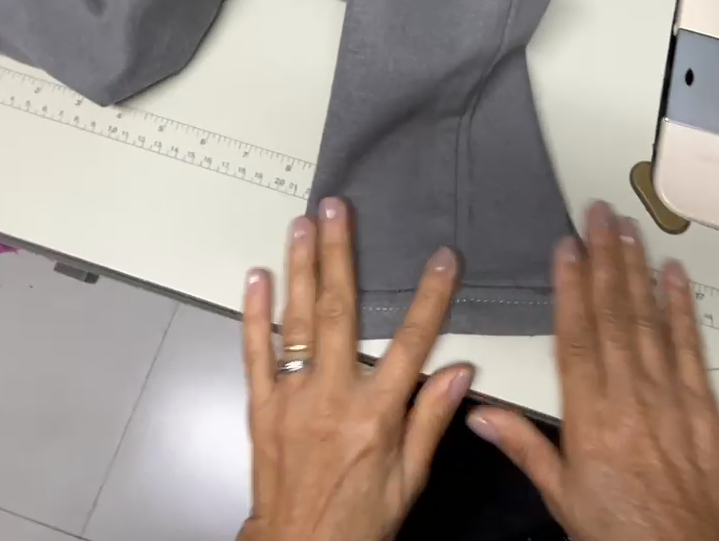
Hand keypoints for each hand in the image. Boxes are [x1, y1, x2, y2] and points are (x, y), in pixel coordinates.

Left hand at [239, 197, 471, 540]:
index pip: (411, 343)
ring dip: (300, 268)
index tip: (442, 258)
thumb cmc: (361, 519)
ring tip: (301, 224)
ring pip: (297, 321)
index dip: (430, 298)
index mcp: (376, 414)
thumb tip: (462, 370)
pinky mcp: (261, 406)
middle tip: (335, 209)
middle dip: (339, 253)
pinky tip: (257, 276)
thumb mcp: (410, 480)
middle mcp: (331, 396)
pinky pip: (256, 352)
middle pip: (339, 312)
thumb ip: (432, 420)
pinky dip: (256, 312)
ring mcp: (291, 397)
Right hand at [468, 201, 718, 540]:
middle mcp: (628, 393)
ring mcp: (667, 393)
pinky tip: (675, 274)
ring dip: (637, 269)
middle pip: (613, 312)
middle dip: (604, 256)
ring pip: (648, 318)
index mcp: (589, 413)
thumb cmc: (618, 526)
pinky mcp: (701, 403)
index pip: (576, 335)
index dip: (570, 286)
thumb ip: (522, 444)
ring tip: (629, 228)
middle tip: (599, 213)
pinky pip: (690, 345)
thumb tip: (478, 414)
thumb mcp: (560, 492)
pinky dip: (682, 306)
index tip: (567, 246)